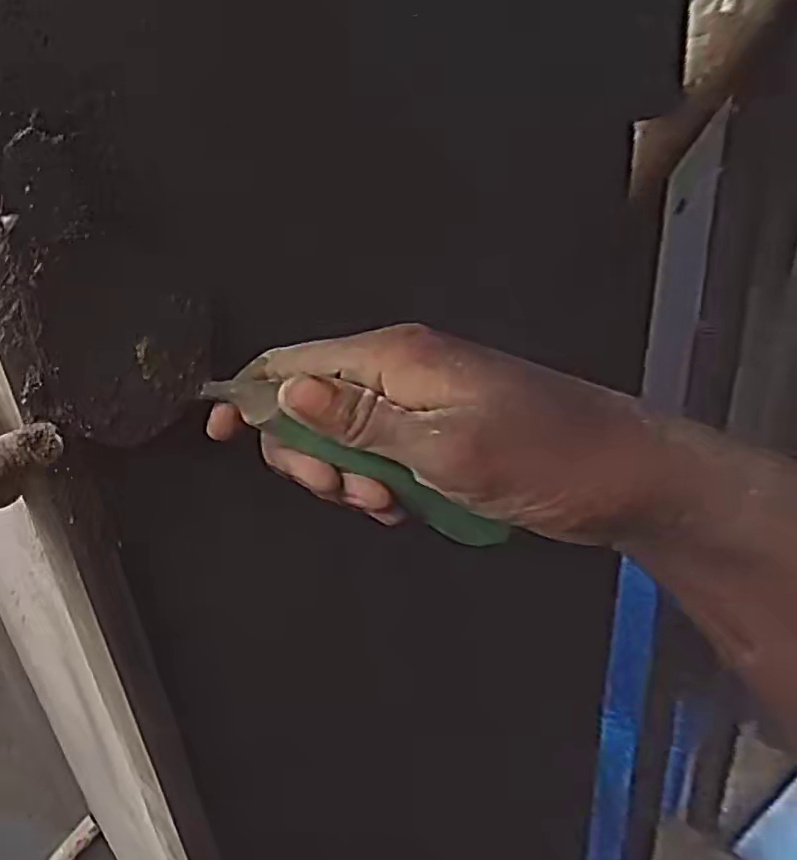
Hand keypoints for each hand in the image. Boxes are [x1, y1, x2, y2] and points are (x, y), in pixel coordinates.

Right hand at [205, 323, 677, 545]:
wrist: (640, 484)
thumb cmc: (544, 458)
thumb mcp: (439, 445)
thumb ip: (354, 419)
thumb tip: (281, 390)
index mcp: (389, 358)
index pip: (285, 363)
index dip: (242, 396)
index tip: (218, 434)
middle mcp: (389, 370)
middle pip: (299, 406)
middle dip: (302, 453)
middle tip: (336, 489)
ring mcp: (405, 399)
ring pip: (327, 435)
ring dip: (337, 474)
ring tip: (380, 501)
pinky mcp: (420, 426)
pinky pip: (361, 450)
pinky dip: (365, 480)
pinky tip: (395, 501)